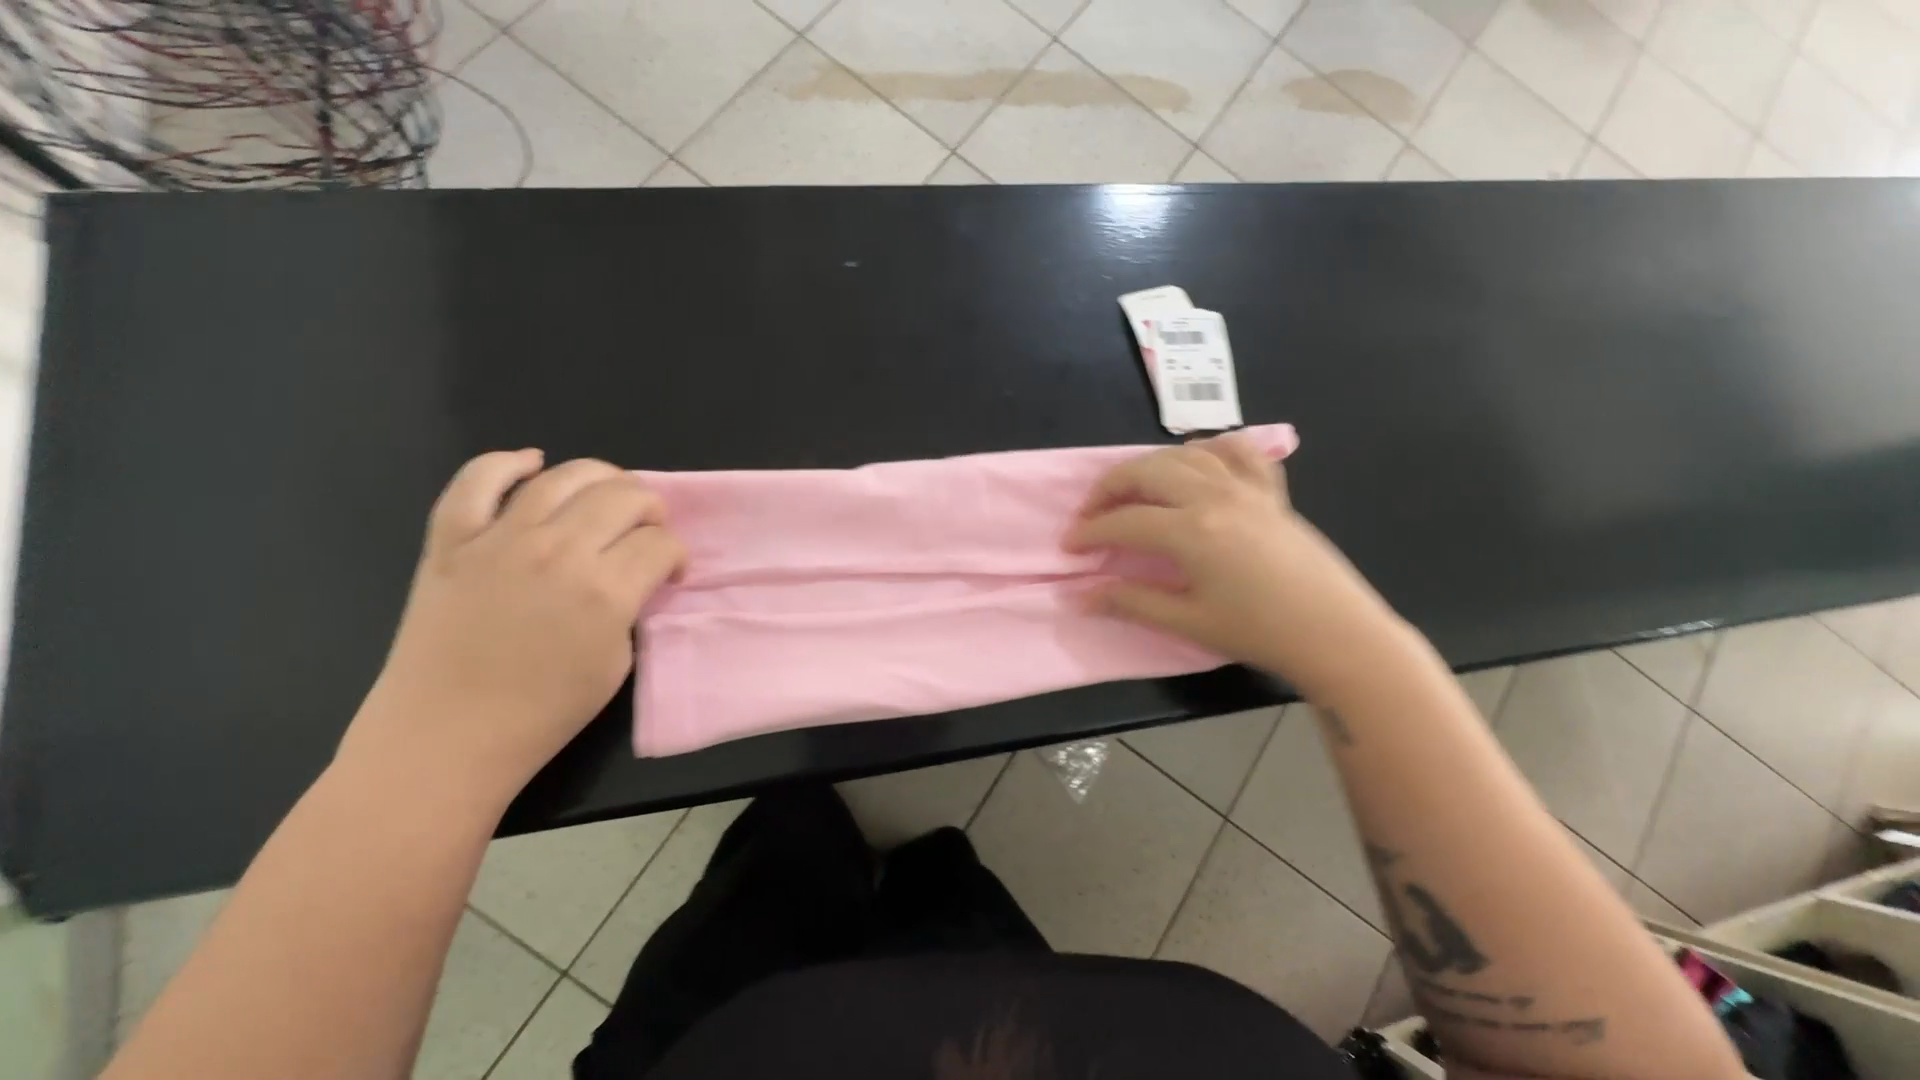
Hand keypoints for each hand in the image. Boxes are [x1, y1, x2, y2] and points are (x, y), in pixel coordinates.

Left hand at [342, 450, 685, 796]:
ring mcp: (501, 538)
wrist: (447, 734)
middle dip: (650, 508)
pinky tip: (531, 462)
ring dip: (600, 477)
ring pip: (563, 476)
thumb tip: (632, 578)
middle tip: (647, 530)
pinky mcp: (453, 539)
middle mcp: (559, 550)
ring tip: (607, 494)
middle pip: (623, 496)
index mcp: (606, 590)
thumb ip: (629, 609)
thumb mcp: (615, 664)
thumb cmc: (541, 713)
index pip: (660, 543)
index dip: (675, 554)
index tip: (670, 572)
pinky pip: (478, 480)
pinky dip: (507, 462)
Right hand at [1065, 435, 1403, 697]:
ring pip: (1186, 455)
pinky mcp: (1272, 492)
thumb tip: (1082, 596)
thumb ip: (1132, 603)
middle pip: (1147, 471)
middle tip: (1091, 514)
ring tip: (1134, 491)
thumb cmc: (1260, 632)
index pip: (1124, 521)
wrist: (1336, 633)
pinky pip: (1238, 452)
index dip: (1090, 532)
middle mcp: (1214, 496)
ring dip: (1150, 466)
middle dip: (1109, 488)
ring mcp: (1247, 489)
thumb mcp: (1189, 622)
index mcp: (1191, 531)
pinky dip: (1211, 449)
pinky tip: (1198, 462)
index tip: (1070, 547)